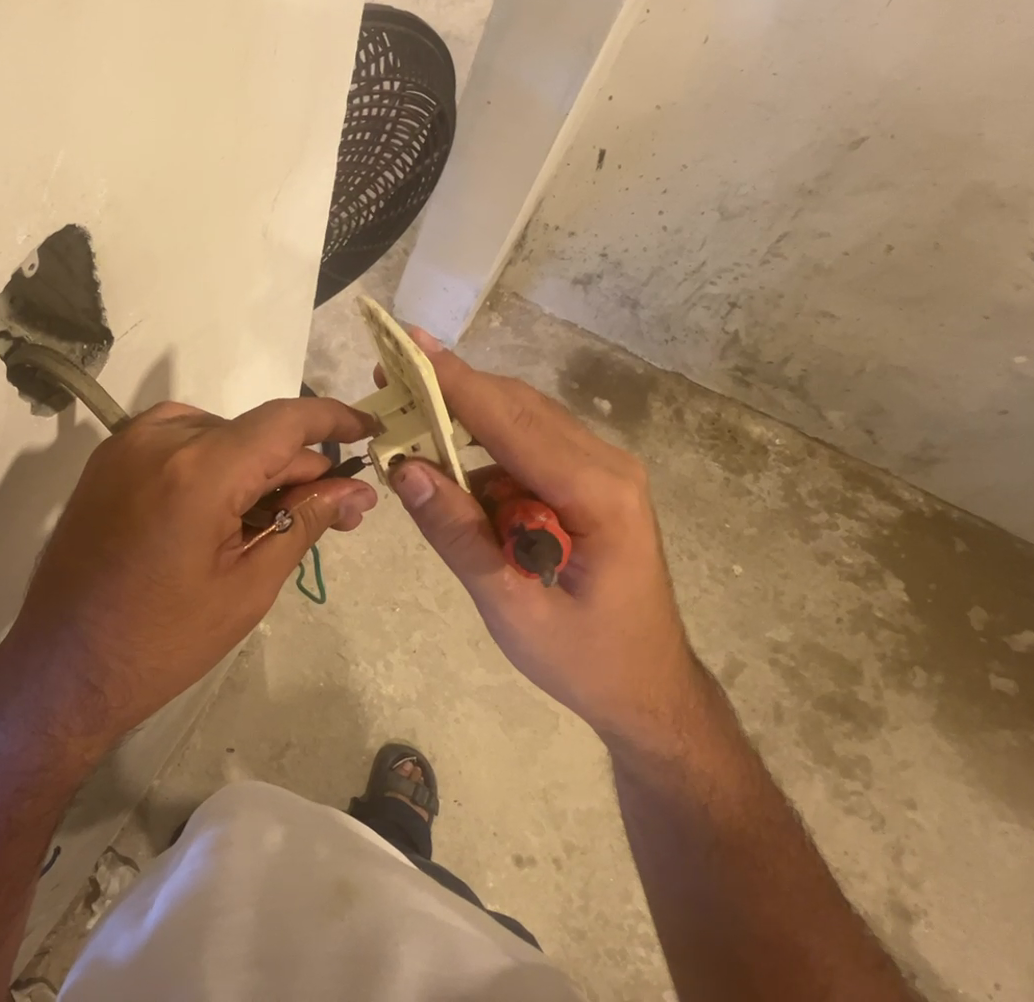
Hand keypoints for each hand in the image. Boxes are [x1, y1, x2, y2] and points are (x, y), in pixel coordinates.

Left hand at [0, 397, 379, 749]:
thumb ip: (303, 523)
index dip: (334, 419)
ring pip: (215, 434)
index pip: (286, 420)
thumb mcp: (248, 586)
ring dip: (251, 467)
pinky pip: (175, 443)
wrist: (64, 665)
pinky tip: (220, 513)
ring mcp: (124, 445)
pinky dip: (209, 466)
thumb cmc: (163, 640)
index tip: (368, 431)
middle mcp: (159, 438)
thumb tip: (354, 491)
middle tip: (331, 511)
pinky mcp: (105, 461)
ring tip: (270, 522)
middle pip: (251, 432)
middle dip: (296, 467)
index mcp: (200, 468)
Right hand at [384, 330, 702, 745]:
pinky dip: (481, 451)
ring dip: (462, 420)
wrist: (646, 688)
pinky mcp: (589, 485)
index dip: (454, 383)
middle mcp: (606, 466)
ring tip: (404, 422)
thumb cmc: (583, 658)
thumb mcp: (510, 605)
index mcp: (596, 493)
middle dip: (450, 391)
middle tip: (387, 382)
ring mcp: (601, 473)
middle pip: (517, 409)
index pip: (511, 422)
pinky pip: (526, 451)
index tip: (406, 345)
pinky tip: (446, 467)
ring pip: (521, 424)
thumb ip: (458, 535)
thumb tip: (405, 470)